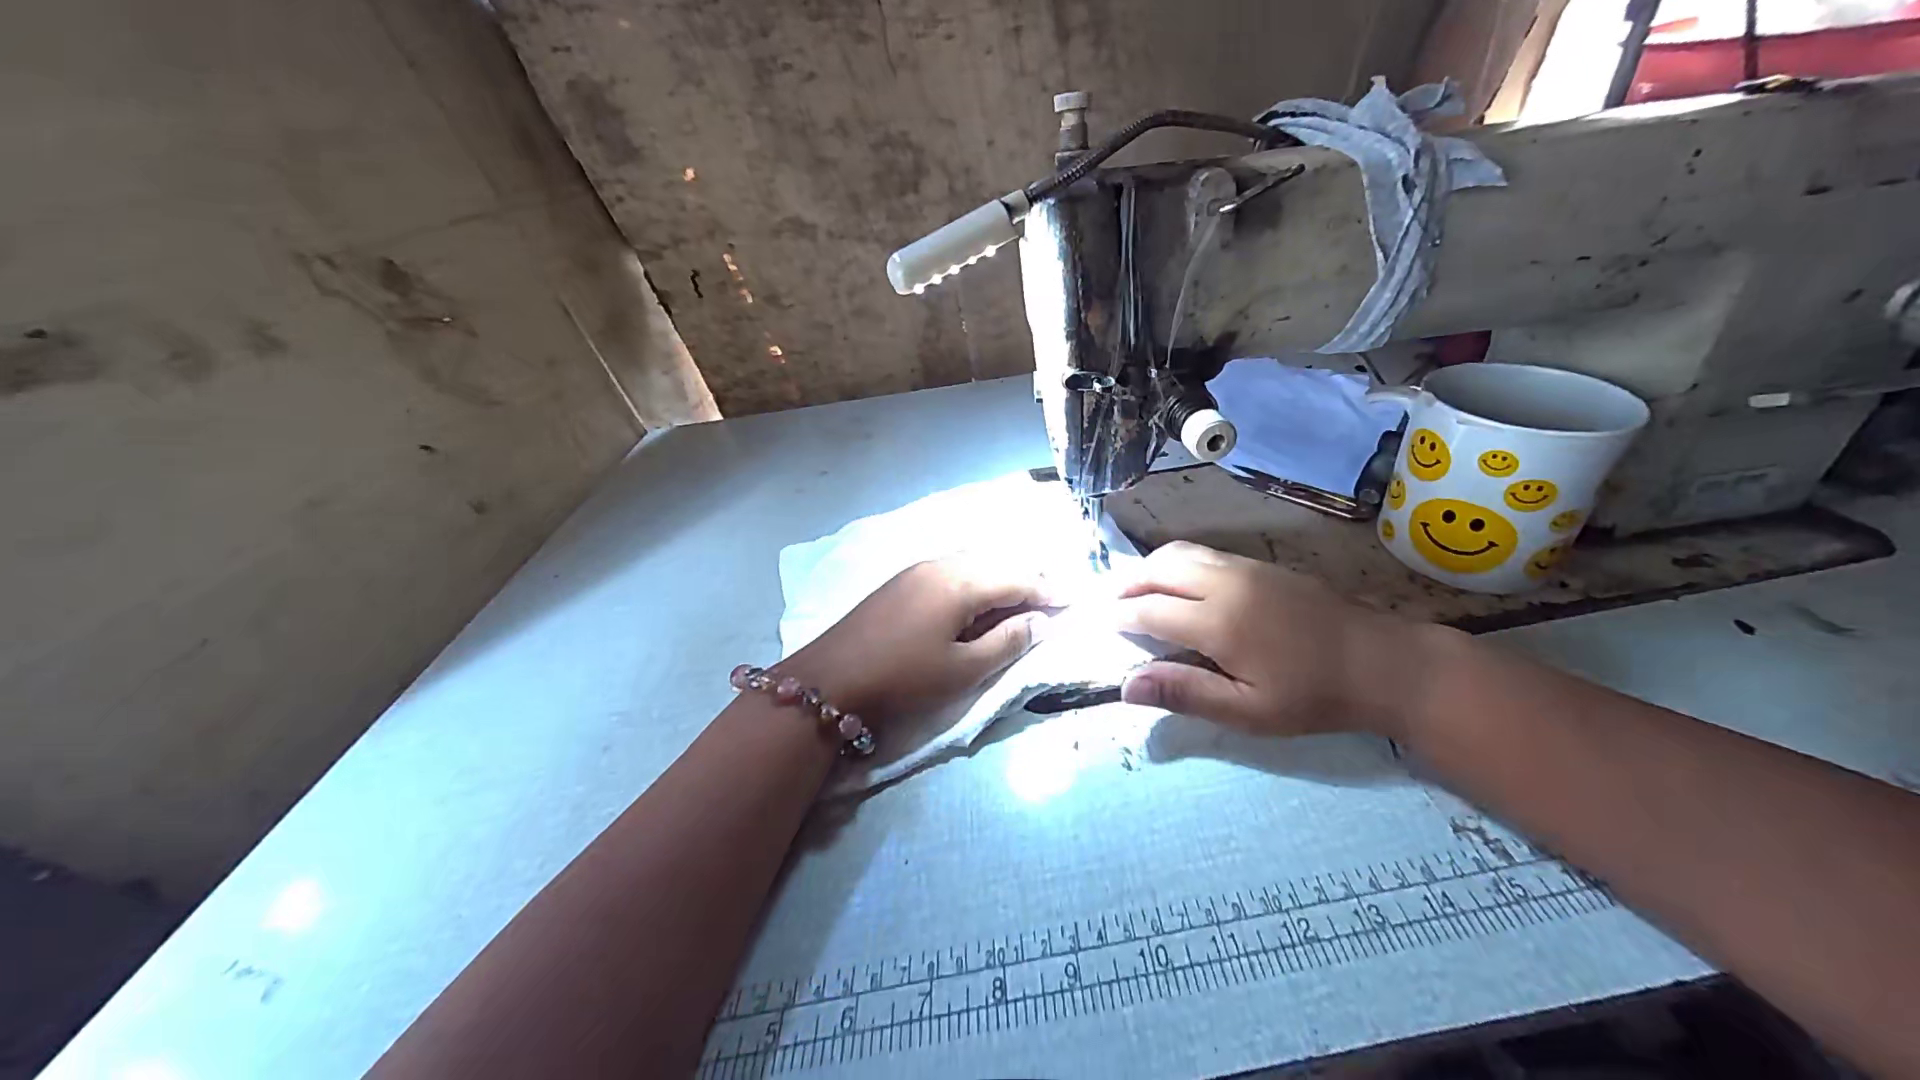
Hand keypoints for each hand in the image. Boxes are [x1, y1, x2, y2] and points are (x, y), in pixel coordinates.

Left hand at [782, 556, 1051, 725]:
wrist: (829, 681)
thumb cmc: (902, 679)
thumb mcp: (962, 670)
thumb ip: (1007, 642)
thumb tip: (1042, 622)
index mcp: (961, 582)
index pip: (1018, 578)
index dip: (1049, 589)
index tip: (1075, 597)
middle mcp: (942, 564)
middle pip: (997, 563)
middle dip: (1029, 577)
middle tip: (1054, 596)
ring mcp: (918, 570)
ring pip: (974, 562)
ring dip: (1002, 576)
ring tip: (1022, 597)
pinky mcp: (902, 581)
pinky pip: (953, 569)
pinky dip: (977, 579)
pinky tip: (980, 597)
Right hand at [1112, 542, 1435, 738]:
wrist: (1385, 662)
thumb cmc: (1313, 696)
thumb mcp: (1248, 711)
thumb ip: (1185, 693)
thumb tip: (1126, 686)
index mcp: (1218, 621)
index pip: (1148, 609)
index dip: (1118, 616)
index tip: (1099, 624)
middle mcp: (1225, 583)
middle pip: (1158, 568)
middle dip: (1126, 583)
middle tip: (1109, 604)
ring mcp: (1246, 568)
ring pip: (1180, 553)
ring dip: (1149, 568)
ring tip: (1135, 590)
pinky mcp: (1262, 564)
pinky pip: (1203, 552)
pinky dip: (1176, 563)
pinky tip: (1178, 583)